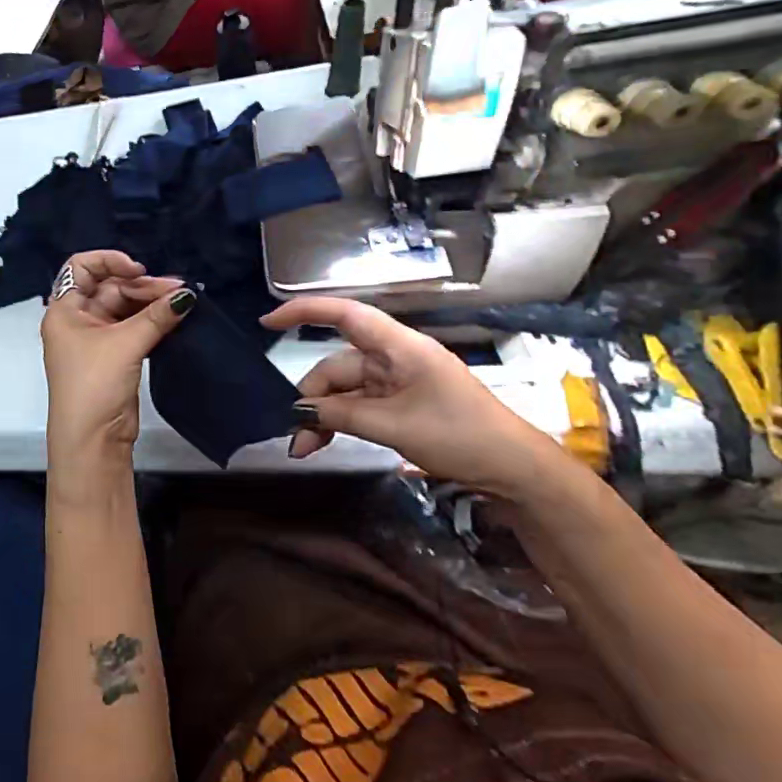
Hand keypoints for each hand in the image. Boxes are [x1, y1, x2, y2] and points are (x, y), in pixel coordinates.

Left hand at [41, 251, 194, 457]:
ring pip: (125, 308)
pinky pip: (133, 328)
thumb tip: (186, 295)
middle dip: (143, 286)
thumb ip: (156, 315)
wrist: (92, 439)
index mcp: (64, 310)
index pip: (81, 267)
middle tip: (179, 290)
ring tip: (183, 302)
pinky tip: (175, 318)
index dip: (109, 261)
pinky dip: (152, 322)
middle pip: (110, 288)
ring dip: (151, 304)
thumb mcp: (125, 344)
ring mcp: (96, 339)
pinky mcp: (114, 357)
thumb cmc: (94, 384)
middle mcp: (77, 320)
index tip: (139, 269)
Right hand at [261, 297, 572, 497]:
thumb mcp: (395, 426)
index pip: (345, 315)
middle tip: (293, 435)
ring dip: (322, 417)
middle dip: (311, 399)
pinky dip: (338, 422)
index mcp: (399, 347)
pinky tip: (320, 443)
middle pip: (336, 366)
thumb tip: (297, 412)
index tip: (267, 322)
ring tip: (303, 448)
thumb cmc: (460, 435)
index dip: (304, 312)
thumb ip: (341, 415)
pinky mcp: (399, 403)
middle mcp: (394, 358)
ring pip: (343, 391)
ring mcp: (396, 381)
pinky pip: (357, 406)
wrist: (514, 470)